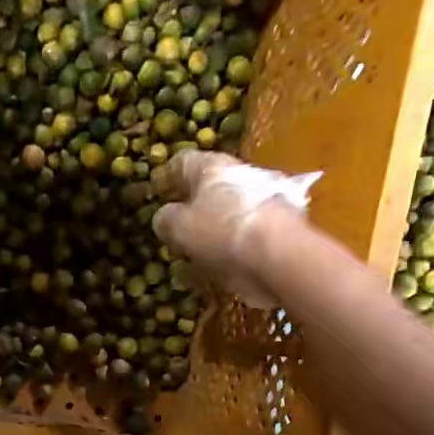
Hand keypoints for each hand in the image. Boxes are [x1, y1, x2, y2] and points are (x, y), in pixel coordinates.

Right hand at [151, 150, 320, 308]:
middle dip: (189, 206)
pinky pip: (237, 243)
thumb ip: (165, 219)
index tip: (155, 190)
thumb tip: (164, 218)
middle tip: (171, 225)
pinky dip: (222, 255)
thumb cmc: (221, 230)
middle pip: (207, 189)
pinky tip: (208, 273)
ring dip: (206, 234)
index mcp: (213, 168)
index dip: (166, 175)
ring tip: (187, 255)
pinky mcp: (272, 236)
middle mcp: (239, 180)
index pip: (183, 162)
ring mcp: (259, 207)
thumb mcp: (178, 226)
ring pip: (223, 218)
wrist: (278, 257)